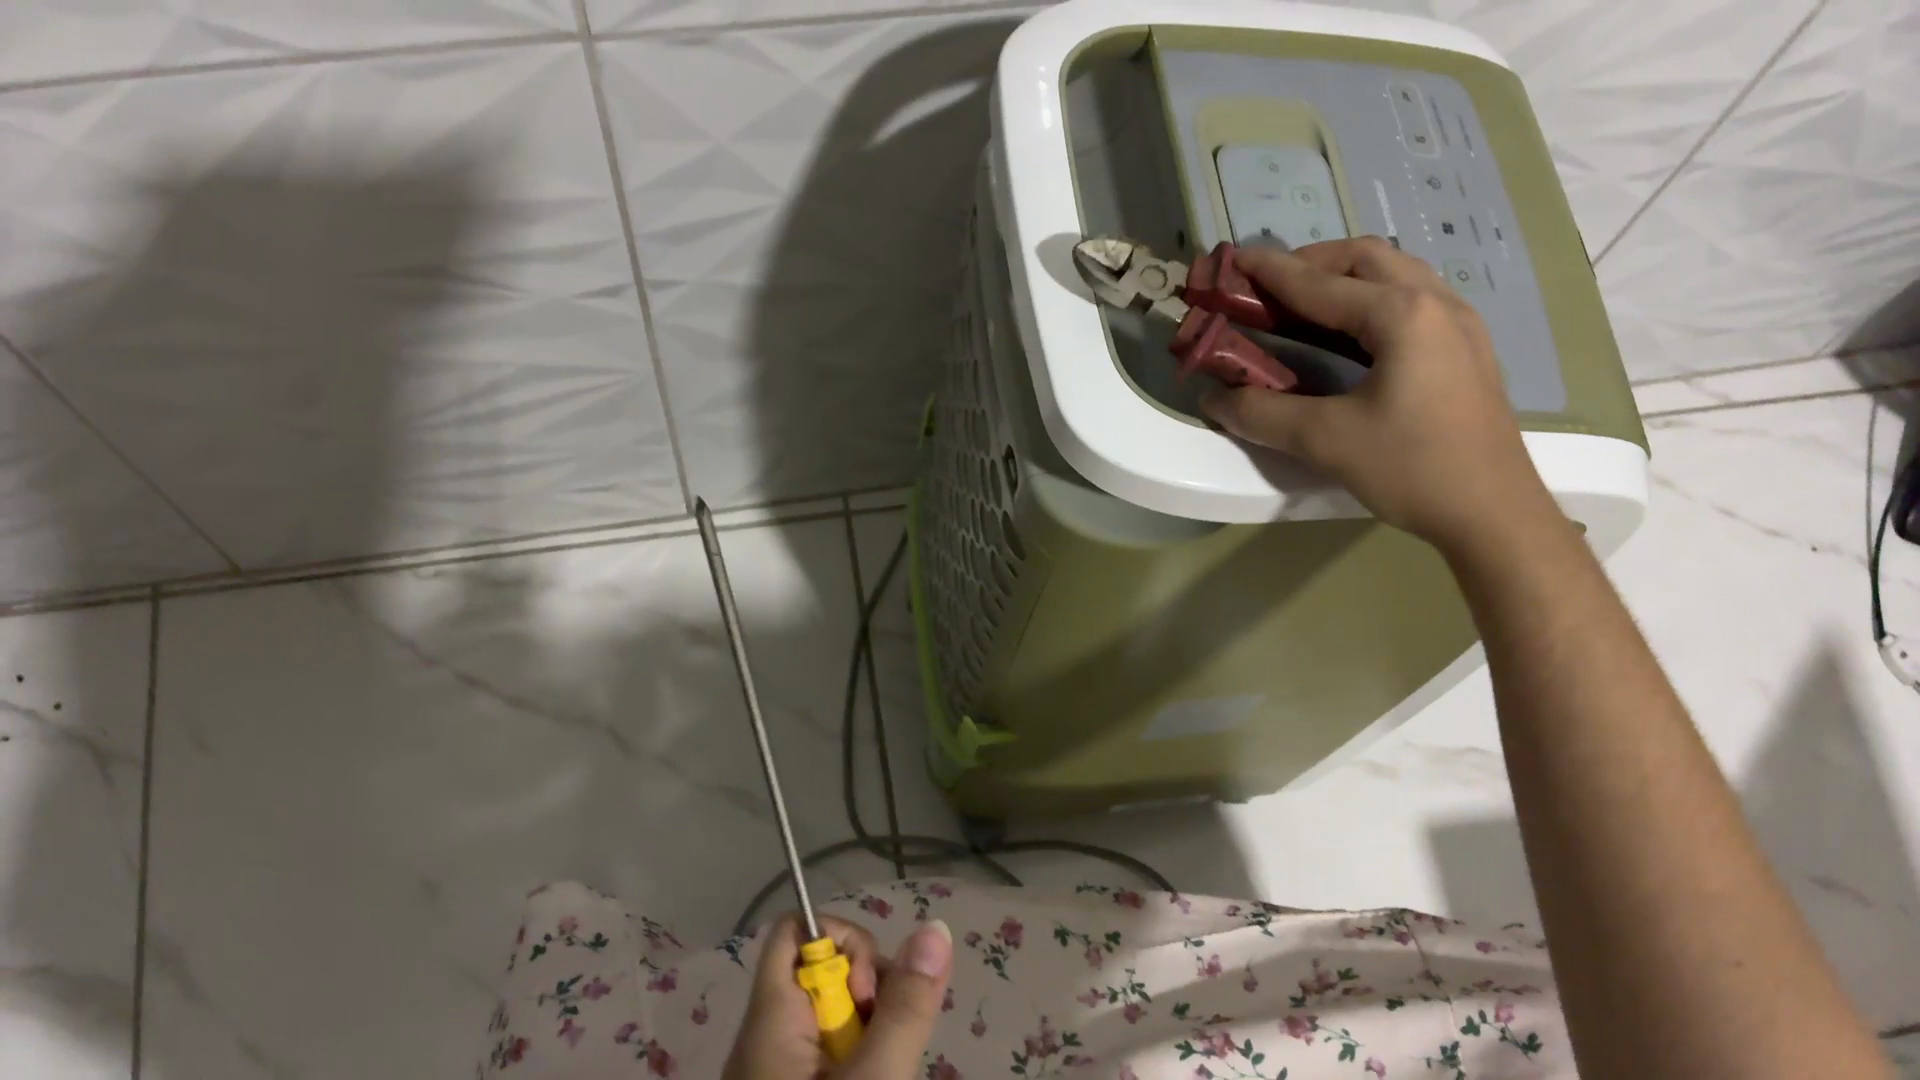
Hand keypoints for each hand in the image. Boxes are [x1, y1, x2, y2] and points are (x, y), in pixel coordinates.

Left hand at [724, 915, 953, 1079]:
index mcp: (769, 1017)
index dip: (841, 940)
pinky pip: (830, 1051)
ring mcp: (776, 1067)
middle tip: (890, 1039)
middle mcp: (766, 1034)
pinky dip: (862, 1056)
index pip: (794, 930)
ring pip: (834, 1014)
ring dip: (872, 1028)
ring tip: (888, 1067)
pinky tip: (879, 1074)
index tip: (871, 988)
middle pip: (823, 970)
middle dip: (870, 990)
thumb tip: (937, 927)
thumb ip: (904, 1009)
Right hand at [1200, 237, 1556, 551]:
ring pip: (1395, 275)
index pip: (1321, 283)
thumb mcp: (1326, 440)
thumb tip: (1213, 399)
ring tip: (1304, 304)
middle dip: (1312, 263)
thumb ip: (1263, 413)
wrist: (1494, 513)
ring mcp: (1459, 325)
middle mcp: (1435, 304)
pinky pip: (1413, 300)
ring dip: (1345, 277)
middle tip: (1269, 288)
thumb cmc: (1412, 468)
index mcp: (1401, 315)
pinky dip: (1371, 299)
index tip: (1232, 259)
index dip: (1271, 272)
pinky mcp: (1466, 350)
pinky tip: (1351, 334)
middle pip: (1366, 259)